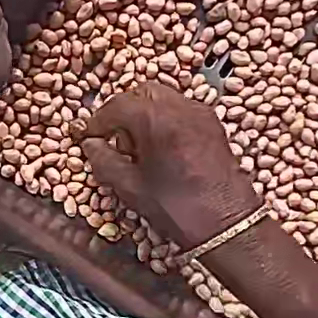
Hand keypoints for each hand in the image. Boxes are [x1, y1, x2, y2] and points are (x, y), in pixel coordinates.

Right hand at [79, 82, 261, 248]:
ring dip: (144, 111)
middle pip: (140, 92)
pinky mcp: (212, 124)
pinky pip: (181, 108)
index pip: (116, 106)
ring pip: (163, 96)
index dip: (98, 121)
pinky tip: (159, 145)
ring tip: (136, 142)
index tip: (90, 135)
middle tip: (111, 135)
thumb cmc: (179, 209)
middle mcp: (179, 108)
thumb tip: (92, 146)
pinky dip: (165, 117)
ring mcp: (199, 113)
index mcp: (155, 120)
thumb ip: (104, 160)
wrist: (227, 225)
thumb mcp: (130, 187)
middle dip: (122, 110)